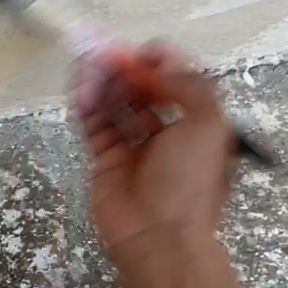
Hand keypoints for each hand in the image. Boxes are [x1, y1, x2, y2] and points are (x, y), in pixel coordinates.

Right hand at [73, 42, 235, 260]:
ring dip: (101, 82)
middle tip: (105, 55)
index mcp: (195, 124)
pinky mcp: (102, 158)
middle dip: (124, 69)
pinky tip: (78, 88)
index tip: (142, 51)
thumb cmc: (189, 180)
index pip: (176, 82)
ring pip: (113, 104)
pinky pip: (92, 124)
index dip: (160, 63)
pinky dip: (85, 104)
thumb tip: (160, 65)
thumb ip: (189, 87)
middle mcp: (164, 132)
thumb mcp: (209, 126)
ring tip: (86, 67)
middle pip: (141, 90)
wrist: (158, 236)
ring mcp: (131, 146)